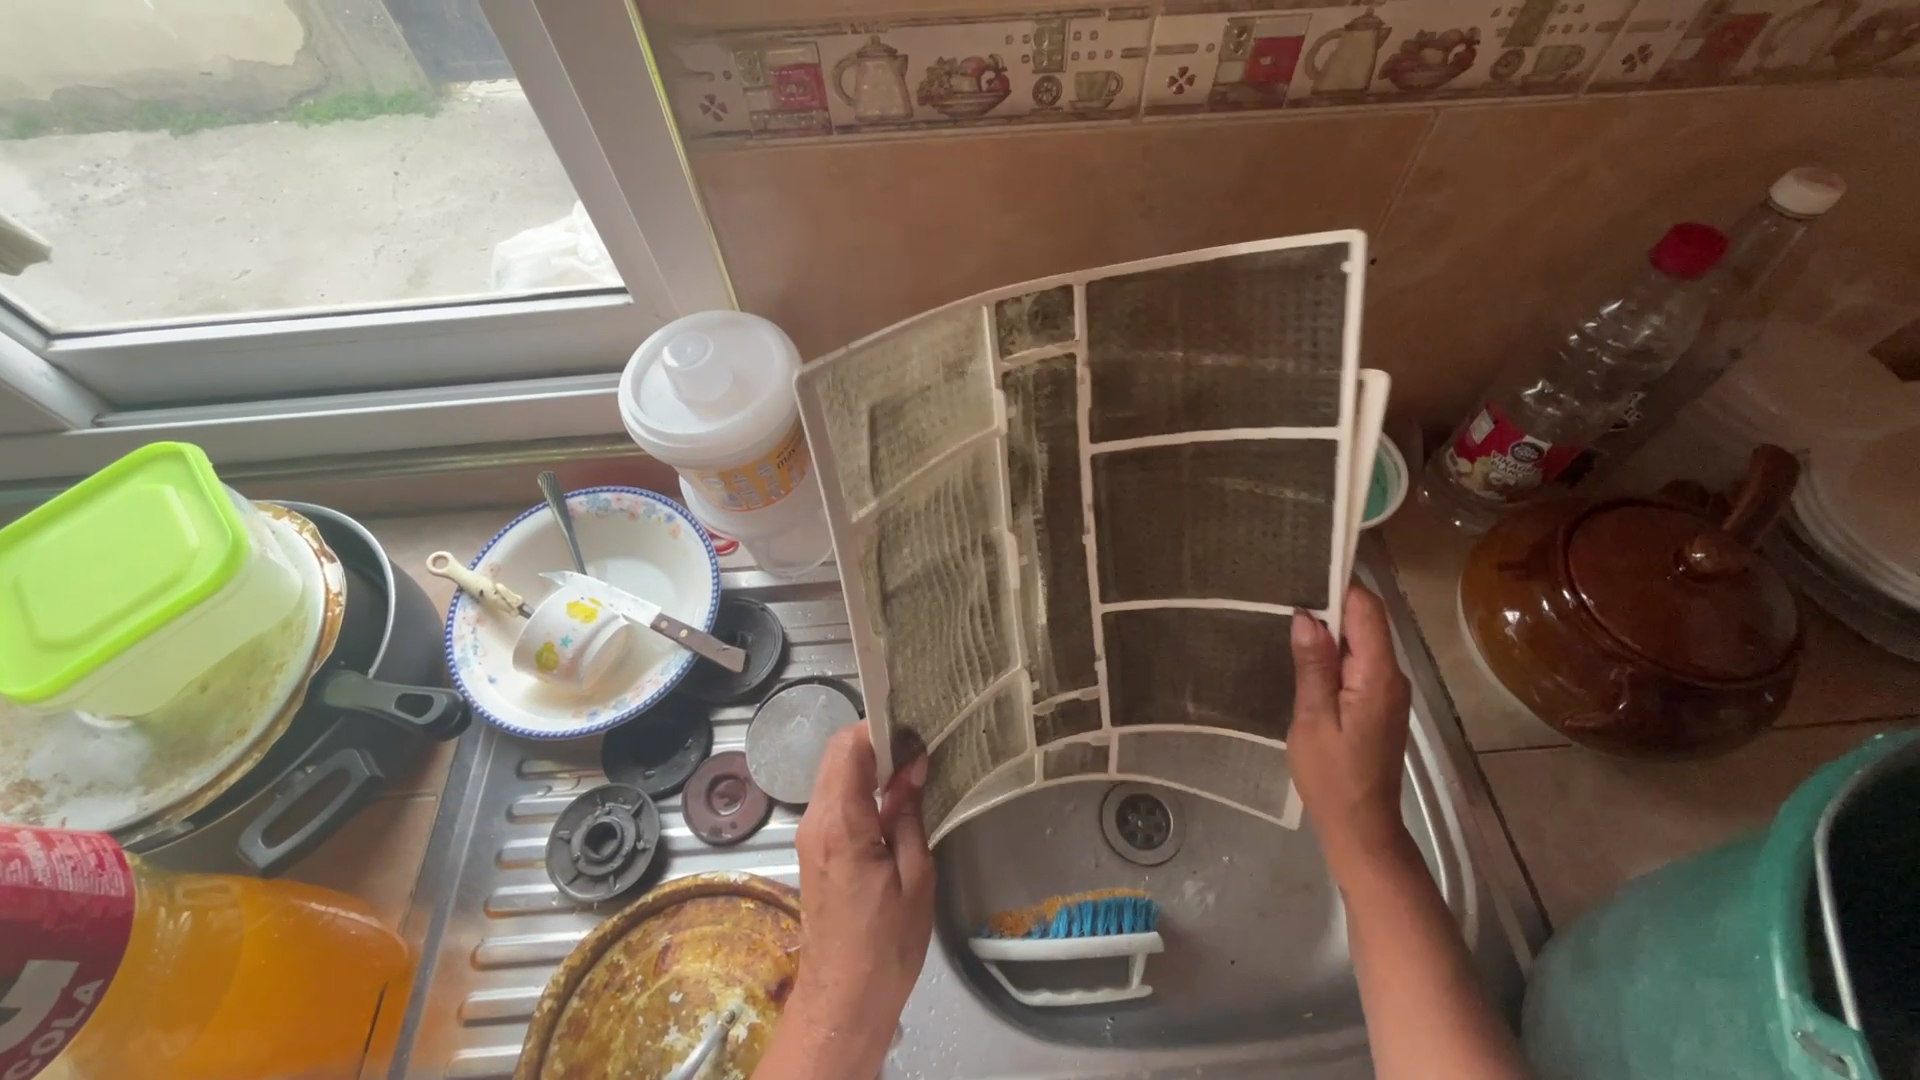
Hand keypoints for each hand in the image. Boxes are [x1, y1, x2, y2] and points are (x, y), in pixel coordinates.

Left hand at [776, 726, 932, 1075]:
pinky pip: (835, 798)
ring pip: (834, 773)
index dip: (884, 729)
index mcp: (841, 822)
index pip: (851, 746)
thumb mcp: (915, 875)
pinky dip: (861, 786)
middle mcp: (816, 820)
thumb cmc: (887, 944)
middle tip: (919, 748)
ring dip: (870, 764)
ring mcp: (810, 834)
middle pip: (837, 753)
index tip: (918, 732)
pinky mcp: (814, 848)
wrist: (844, 999)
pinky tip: (893, 798)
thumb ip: (908, 813)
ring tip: (912, 770)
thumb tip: (910, 768)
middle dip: (877, 741)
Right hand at [1289, 585, 1413, 874]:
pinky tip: (1306, 650)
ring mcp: (1387, 689)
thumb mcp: (1313, 719)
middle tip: (1285, 588)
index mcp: (1378, 676)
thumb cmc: (1332, 775)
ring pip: (1363, 640)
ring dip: (1331, 626)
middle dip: (1331, 602)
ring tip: (1288, 613)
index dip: (1340, 586)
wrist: (1360, 825)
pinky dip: (1336, 649)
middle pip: (1367, 621)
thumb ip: (1314, 665)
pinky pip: (1359, 660)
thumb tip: (1307, 617)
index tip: (1303, 570)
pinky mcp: (1378, 701)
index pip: (1367, 611)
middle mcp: (1392, 675)